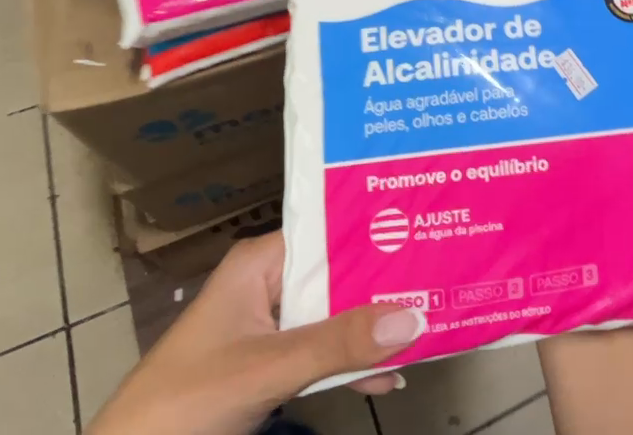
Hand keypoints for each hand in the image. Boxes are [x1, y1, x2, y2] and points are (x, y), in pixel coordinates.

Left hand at [89, 231, 425, 434]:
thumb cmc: (185, 402)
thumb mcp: (265, 368)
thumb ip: (337, 343)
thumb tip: (416, 316)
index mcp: (260, 263)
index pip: (329, 232)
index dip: (378, 232)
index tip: (431, 231)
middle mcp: (269, 285)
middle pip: (339, 276)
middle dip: (386, 286)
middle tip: (446, 280)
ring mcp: (270, 328)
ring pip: (336, 318)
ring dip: (374, 331)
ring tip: (433, 326)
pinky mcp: (271, 367)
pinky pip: (324, 355)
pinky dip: (353, 366)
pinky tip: (391, 377)